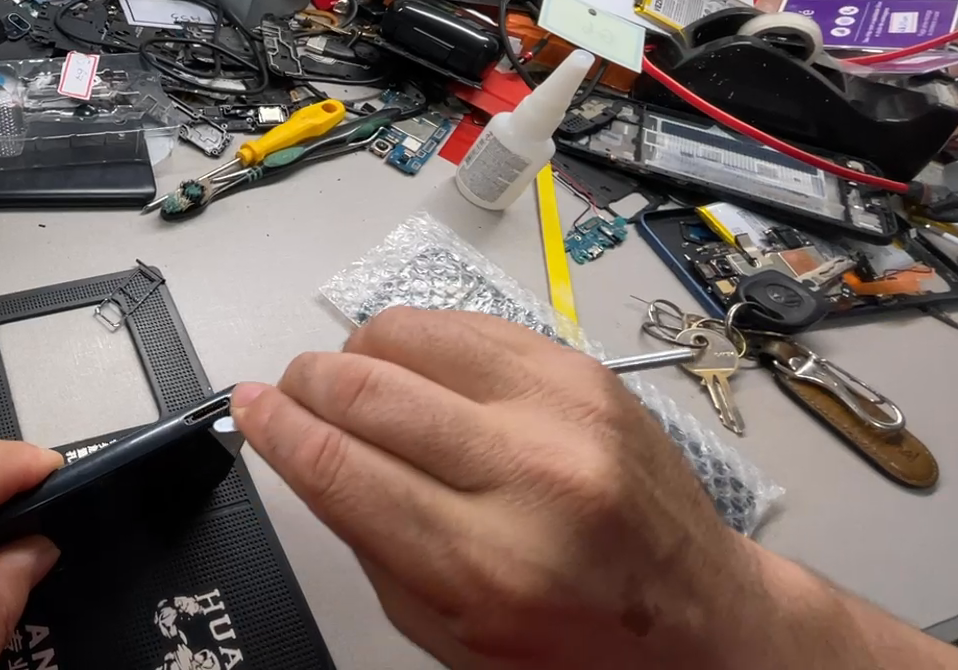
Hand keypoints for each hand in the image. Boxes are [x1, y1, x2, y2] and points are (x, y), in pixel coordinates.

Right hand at [230, 305, 955, 668]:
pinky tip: (416, 375)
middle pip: (361, 388)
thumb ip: (358, 529)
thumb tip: (297, 441)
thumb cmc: (568, 646)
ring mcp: (560, 409)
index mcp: (487, 566)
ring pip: (397, 335)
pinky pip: (450, 320)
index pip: (337, 465)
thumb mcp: (439, 626)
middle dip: (302, 382)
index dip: (274, 425)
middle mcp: (530, 478)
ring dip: (352, 356)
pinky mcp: (575, 366)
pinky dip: (407, 341)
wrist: (711, 623)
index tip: (247, 405)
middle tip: (291, 394)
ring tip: (361, 388)